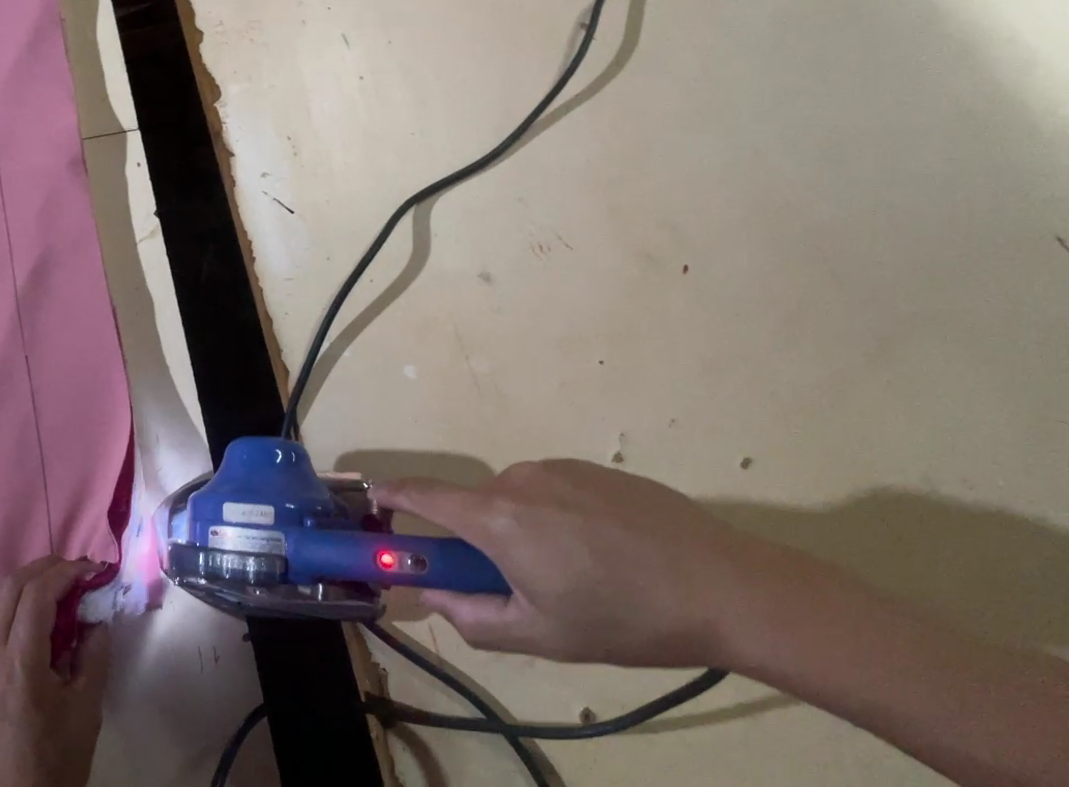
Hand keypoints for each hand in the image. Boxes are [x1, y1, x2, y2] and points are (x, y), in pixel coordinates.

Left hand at [0, 557, 111, 786]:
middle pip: (9, 588)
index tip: (90, 568)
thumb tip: (97, 614)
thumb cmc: (57, 763)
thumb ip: (94, 652)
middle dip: (43, 569)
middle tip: (72, 570)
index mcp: (19, 667)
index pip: (37, 595)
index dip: (65, 572)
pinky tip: (21, 615)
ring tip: (49, 586)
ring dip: (19, 584)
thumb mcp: (87, 709)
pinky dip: (0, 607)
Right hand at [371, 460, 809, 668]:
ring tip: (578, 572)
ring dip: (523, 529)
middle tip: (520, 584)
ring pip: (515, 499)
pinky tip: (606, 551)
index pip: (423, 494)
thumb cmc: (624, 617)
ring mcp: (559, 468)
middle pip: (474, 505)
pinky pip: (552, 490)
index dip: (392, 496)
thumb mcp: (542, 635)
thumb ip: (472, 617)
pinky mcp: (595, 468)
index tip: (375, 504)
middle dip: (479, 539)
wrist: (728, 586)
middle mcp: (518, 479)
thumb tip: (437, 595)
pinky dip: (557, 517)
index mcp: (497, 518)